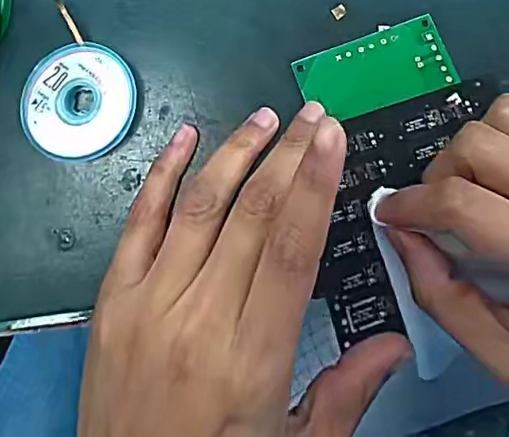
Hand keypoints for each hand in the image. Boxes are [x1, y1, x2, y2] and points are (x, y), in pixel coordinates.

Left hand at [80, 102, 411, 436]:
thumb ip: (345, 393)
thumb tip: (395, 344)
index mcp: (252, 357)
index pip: (293, 248)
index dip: (314, 183)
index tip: (331, 139)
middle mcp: (199, 317)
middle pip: (253, 214)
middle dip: (288, 154)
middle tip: (312, 116)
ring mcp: (149, 299)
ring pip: (200, 203)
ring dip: (236, 152)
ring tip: (265, 118)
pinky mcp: (113, 293)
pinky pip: (139, 218)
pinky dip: (163, 171)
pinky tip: (184, 138)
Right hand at [376, 91, 508, 436]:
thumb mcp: (506, 362)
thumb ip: (439, 294)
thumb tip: (397, 229)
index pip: (464, 202)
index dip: (411, 204)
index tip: (391, 215)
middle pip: (480, 143)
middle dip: (440, 174)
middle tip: (439, 213)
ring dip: (474, 144)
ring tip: (475, 185)